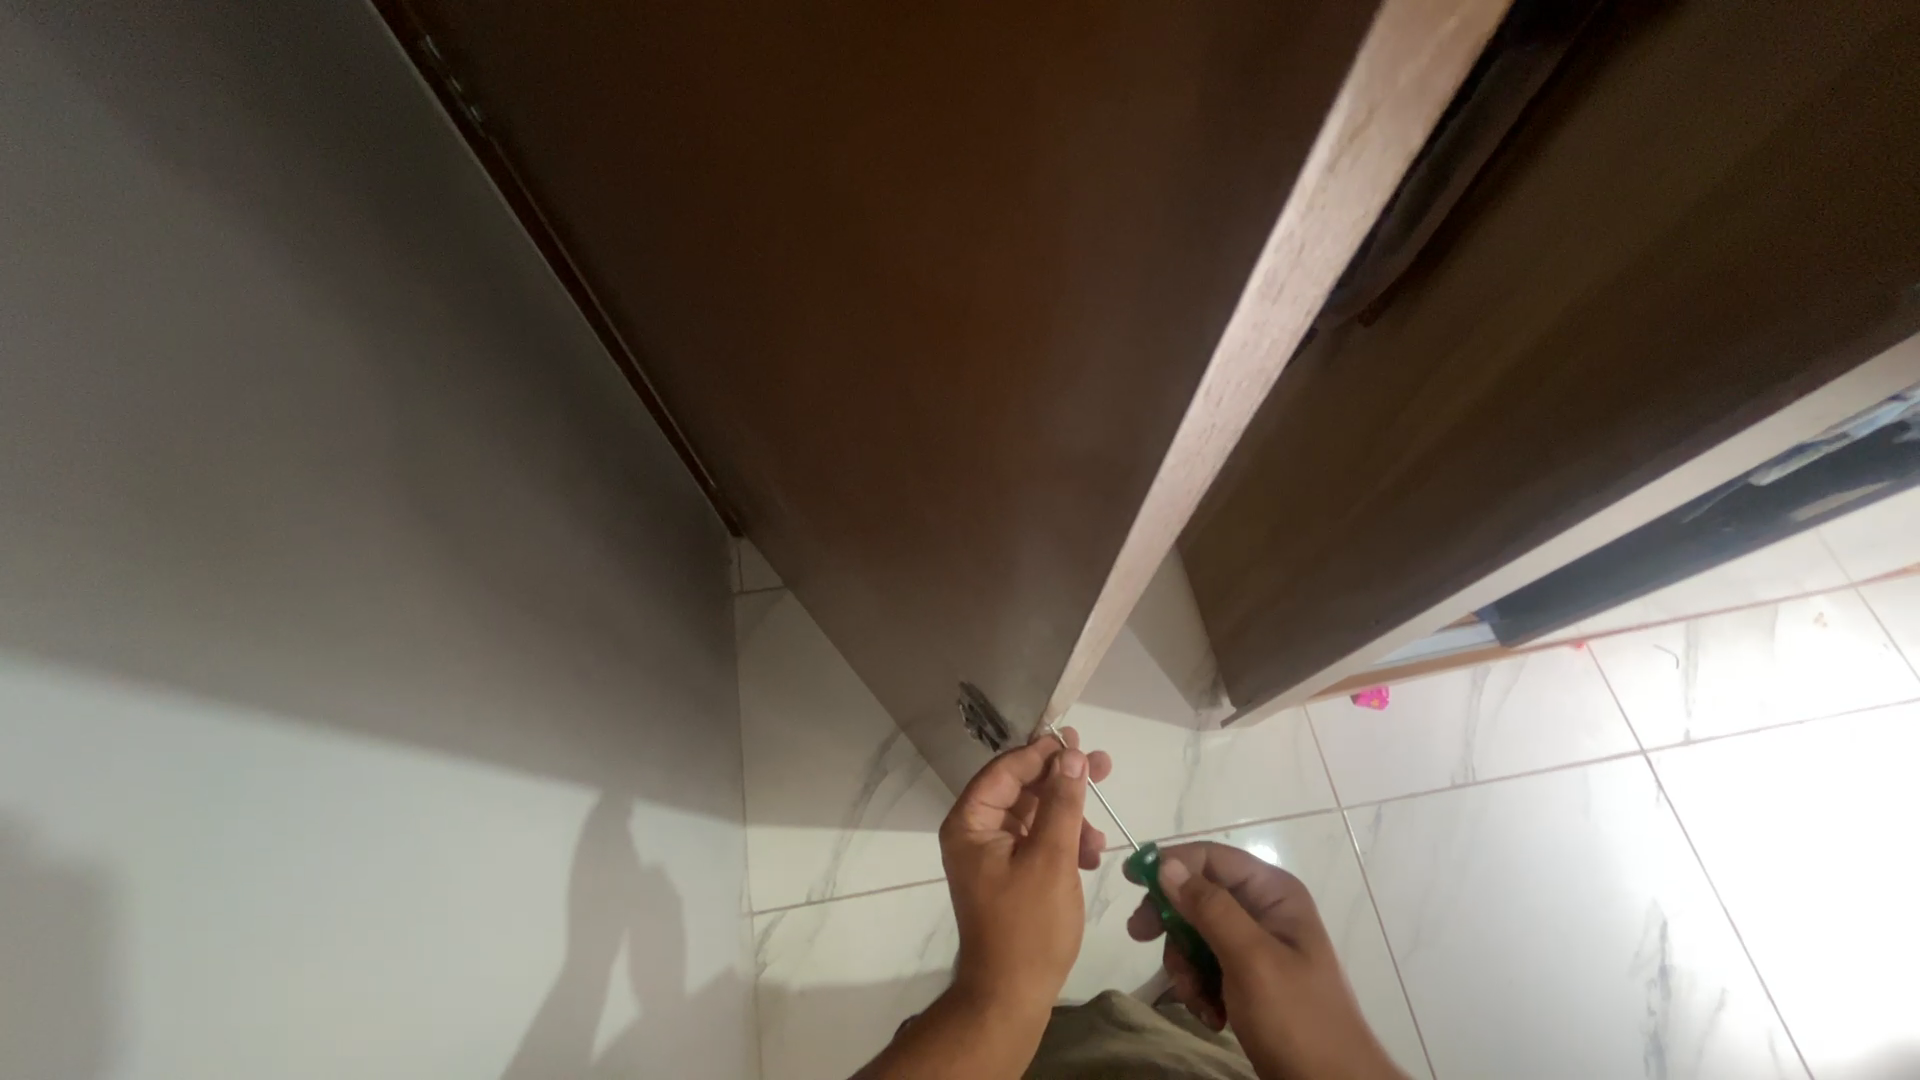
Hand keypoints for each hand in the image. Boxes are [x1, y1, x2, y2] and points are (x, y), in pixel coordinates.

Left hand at [940, 727, 1112, 1017]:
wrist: (1012, 996)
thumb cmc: (1027, 925)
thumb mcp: (1051, 858)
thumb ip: (1062, 802)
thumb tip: (1072, 755)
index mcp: (970, 823)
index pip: (1005, 770)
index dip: (1041, 753)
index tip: (1077, 742)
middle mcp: (975, 831)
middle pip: (1022, 788)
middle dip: (1063, 782)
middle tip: (1103, 765)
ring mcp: (993, 853)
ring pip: (1035, 814)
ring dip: (1070, 817)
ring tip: (1100, 835)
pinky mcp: (1011, 872)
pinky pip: (1038, 841)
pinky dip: (1065, 842)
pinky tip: (1091, 856)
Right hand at [1127, 842, 1406, 1079]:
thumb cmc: (1298, 1021)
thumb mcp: (1251, 960)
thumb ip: (1209, 908)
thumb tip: (1166, 864)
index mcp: (1274, 893)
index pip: (1211, 858)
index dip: (1170, 863)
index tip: (1131, 880)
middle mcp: (1264, 910)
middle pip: (1198, 894)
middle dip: (1173, 922)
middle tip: (1141, 936)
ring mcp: (1257, 946)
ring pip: (1196, 933)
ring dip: (1186, 966)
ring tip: (1197, 999)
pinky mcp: (1249, 978)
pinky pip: (1206, 966)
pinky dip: (1199, 989)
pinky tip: (1211, 1015)